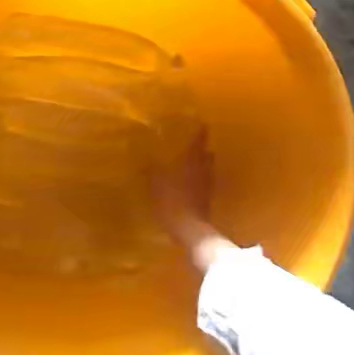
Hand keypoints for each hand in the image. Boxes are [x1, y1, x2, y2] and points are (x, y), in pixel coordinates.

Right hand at [151, 126, 230, 272]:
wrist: (190, 229)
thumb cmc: (172, 203)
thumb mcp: (156, 185)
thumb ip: (151, 171)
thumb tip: (145, 158)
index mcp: (192, 165)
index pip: (197, 145)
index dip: (199, 134)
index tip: (202, 124)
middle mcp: (203, 173)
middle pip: (206, 157)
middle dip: (203, 151)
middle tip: (197, 146)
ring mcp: (207, 188)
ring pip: (208, 171)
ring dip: (203, 166)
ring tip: (196, 163)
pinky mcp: (206, 202)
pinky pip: (204, 185)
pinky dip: (200, 181)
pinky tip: (193, 184)